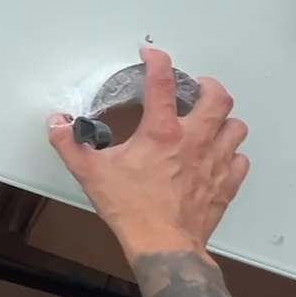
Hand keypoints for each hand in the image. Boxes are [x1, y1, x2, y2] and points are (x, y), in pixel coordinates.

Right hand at [47, 48, 249, 259]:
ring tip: (209, 121)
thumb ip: (68, 143)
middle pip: (218, 99)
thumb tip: (56, 123)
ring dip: (223, 119)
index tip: (153, 53)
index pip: (162, 84)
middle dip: (208, 86)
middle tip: (197, 86)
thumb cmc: (129, 206)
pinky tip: (216, 156)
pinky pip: (239, 159)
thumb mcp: (88, 172)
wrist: (162, 243)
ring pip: (235, 127)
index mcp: (161, 133)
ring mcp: (216, 162)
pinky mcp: (227, 183)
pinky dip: (230, 152)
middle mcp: (194, 140)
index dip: (158, 61)